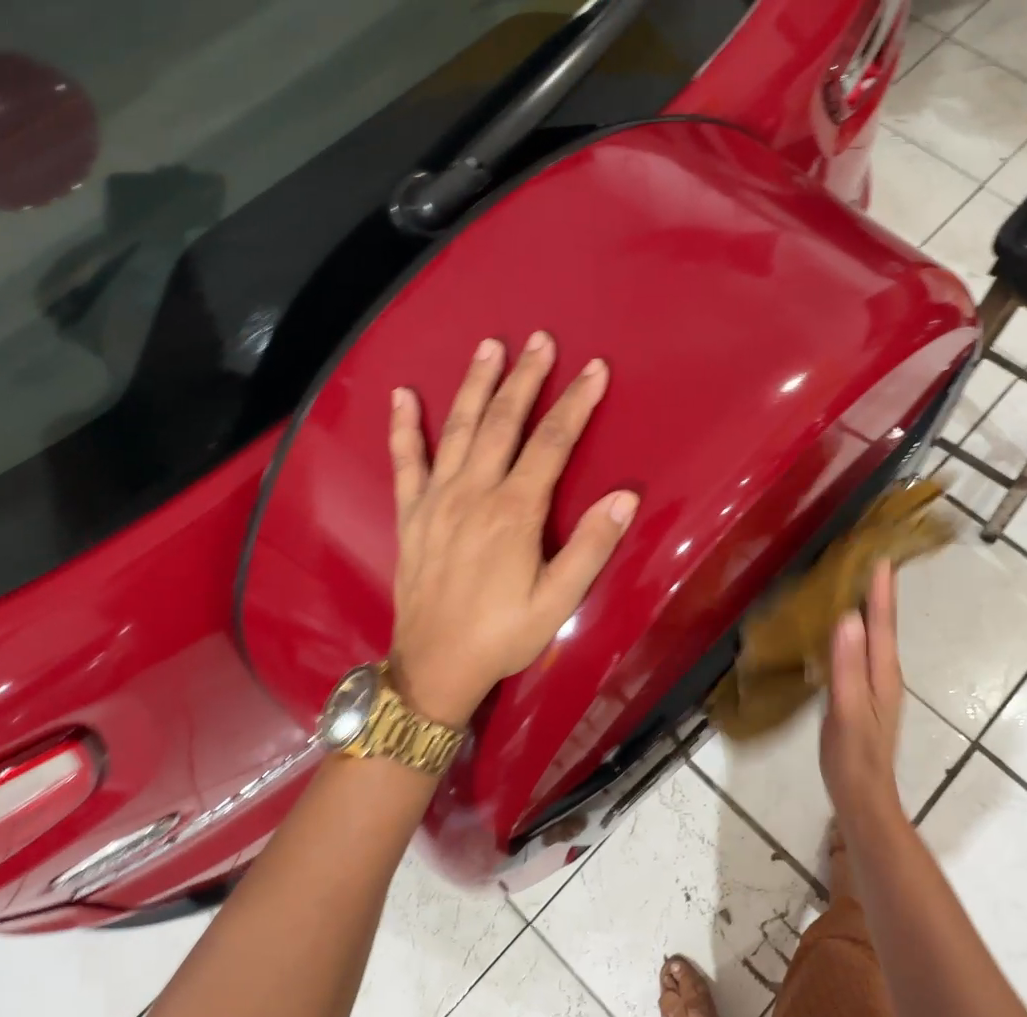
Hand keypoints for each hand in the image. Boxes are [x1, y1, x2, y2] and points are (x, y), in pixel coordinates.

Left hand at [386, 332, 638, 727]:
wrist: (434, 667)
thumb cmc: (503, 636)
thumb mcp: (558, 603)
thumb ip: (590, 547)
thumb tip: (624, 497)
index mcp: (514, 513)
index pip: (551, 444)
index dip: (575, 403)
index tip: (594, 370)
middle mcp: (474, 494)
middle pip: (502, 423)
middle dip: (525, 378)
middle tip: (541, 339)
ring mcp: (436, 501)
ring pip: (458, 429)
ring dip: (474, 385)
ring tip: (489, 346)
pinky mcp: (411, 515)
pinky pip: (405, 462)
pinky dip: (403, 427)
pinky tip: (402, 395)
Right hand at [821, 559, 905, 821]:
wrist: (863, 800)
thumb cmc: (854, 757)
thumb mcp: (848, 710)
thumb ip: (847, 665)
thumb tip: (847, 617)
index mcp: (882, 672)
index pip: (882, 622)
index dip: (880, 589)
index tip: (880, 554)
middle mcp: (883, 674)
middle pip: (881, 625)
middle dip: (875, 591)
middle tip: (863, 558)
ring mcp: (875, 687)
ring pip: (872, 638)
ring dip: (865, 610)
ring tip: (851, 584)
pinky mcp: (862, 697)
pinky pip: (859, 653)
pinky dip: (853, 633)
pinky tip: (838, 632)